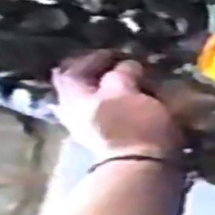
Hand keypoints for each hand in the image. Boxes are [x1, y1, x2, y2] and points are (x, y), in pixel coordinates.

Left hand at [53, 51, 182, 160]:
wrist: (141, 162)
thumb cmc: (132, 124)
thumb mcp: (125, 93)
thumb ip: (121, 74)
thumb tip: (126, 65)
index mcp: (73, 96)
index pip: (73, 69)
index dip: (92, 58)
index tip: (117, 51)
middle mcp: (73, 109)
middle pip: (79, 84)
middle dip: (97, 72)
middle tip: (121, 63)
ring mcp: (88, 123)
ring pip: (93, 97)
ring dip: (109, 86)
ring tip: (130, 80)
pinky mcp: (106, 133)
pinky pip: (107, 109)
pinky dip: (118, 99)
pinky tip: (131, 99)